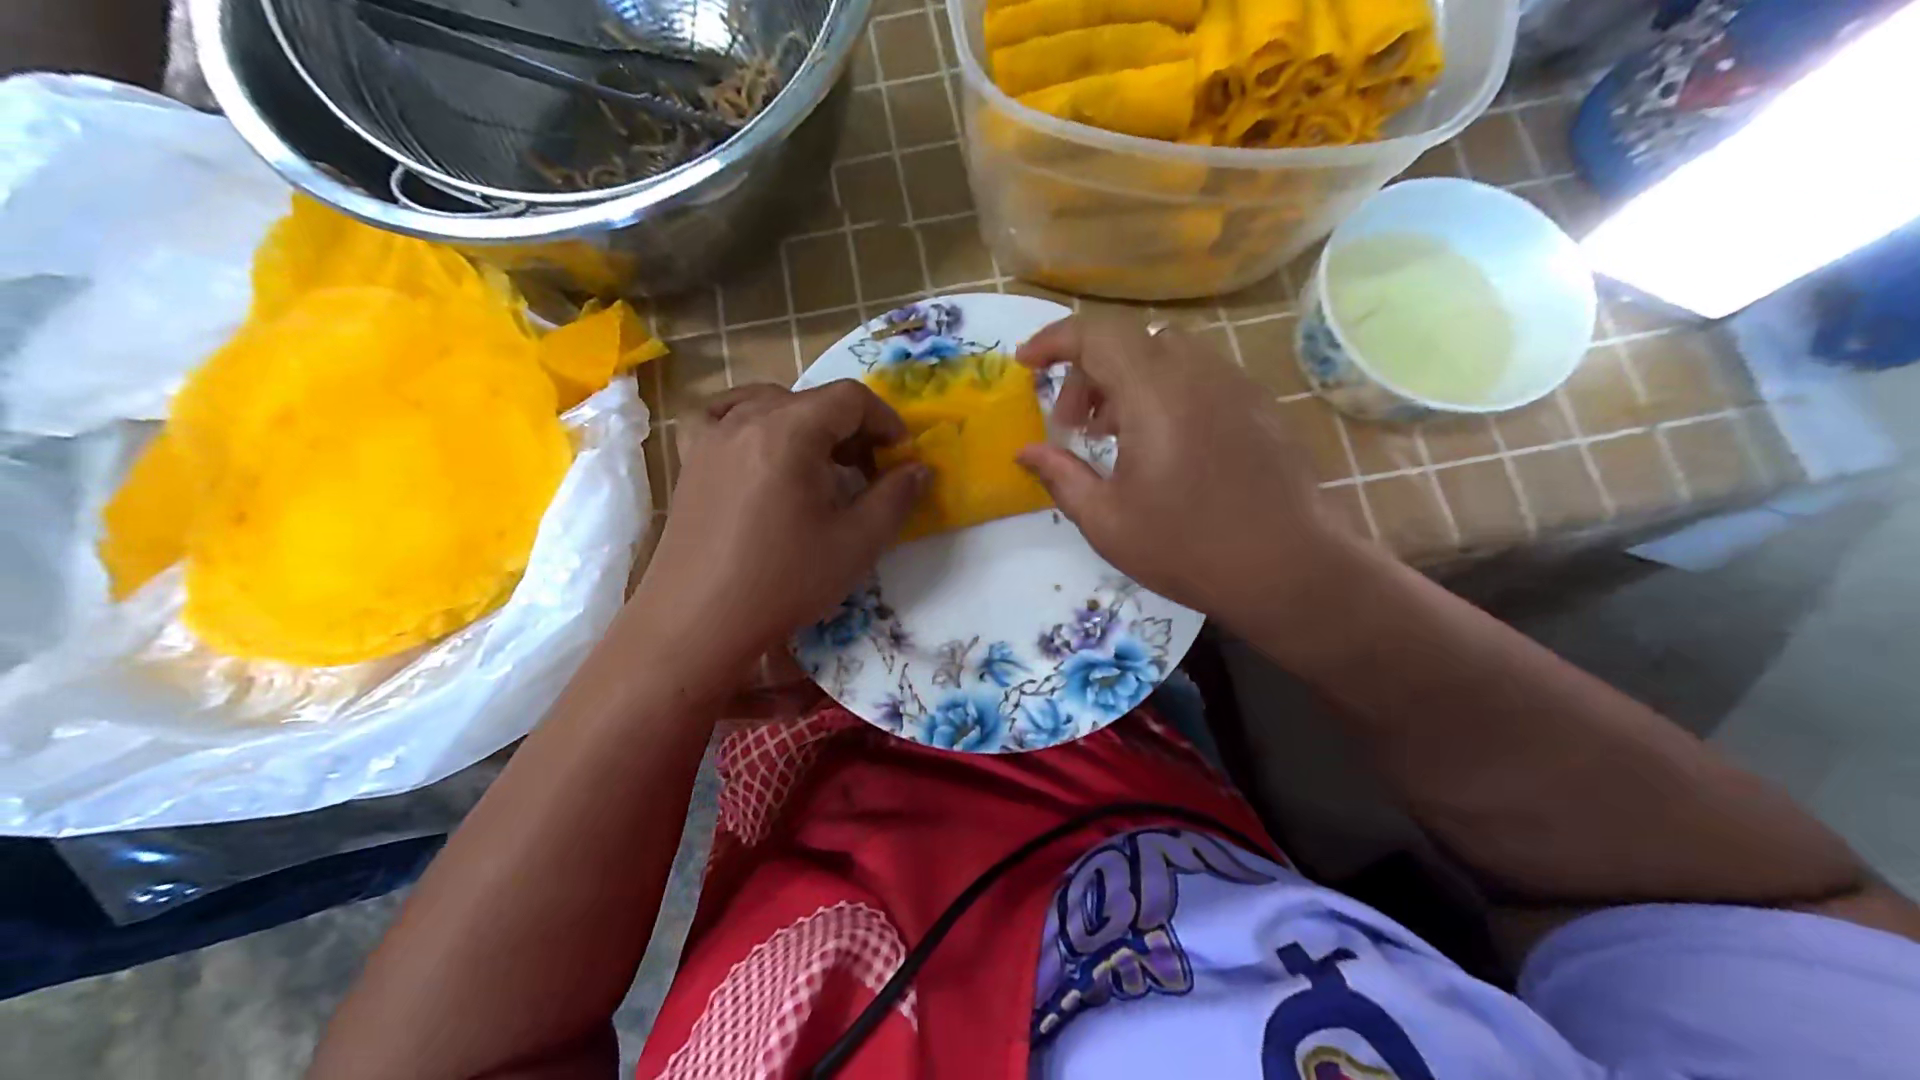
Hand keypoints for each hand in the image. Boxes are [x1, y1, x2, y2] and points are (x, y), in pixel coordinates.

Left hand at [624, 383, 926, 685]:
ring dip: (808, 425)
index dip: (886, 421)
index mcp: (789, 431)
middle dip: (851, 428)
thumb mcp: (856, 543)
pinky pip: (724, 417)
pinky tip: (762, 448)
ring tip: (821, 467)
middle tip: (868, 472)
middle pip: (812, 400)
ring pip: (772, 404)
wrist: (698, 624)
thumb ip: (896, 497)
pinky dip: (753, 421)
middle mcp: (745, 419)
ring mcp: (711, 437)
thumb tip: (918, 468)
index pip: (850, 398)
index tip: (901, 457)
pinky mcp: (690, 460)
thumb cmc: (783, 582)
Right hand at [1015, 316, 1368, 637]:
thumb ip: (1061, 476)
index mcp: (1154, 393)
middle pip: (1129, 344)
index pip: (1096, 333)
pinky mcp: (1259, 406)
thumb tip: (1025, 452)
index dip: (1053, 341)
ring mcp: (1236, 386)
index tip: (1026, 366)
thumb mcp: (1107, 520)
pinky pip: (1200, 378)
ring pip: (1167, 357)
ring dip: (1128, 384)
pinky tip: (1165, 447)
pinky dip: (1166, 394)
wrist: (1291, 569)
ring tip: (1115, 437)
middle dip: (1088, 374)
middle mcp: (1198, 373)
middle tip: (1071, 427)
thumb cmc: (1188, 547)